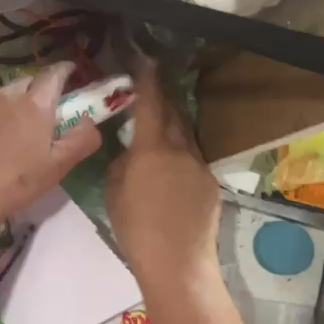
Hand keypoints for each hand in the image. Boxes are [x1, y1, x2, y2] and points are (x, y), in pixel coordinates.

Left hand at [0, 61, 101, 234]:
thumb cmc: (18, 182)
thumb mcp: (59, 165)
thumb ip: (82, 139)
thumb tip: (89, 119)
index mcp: (38, 104)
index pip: (55, 75)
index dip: (66, 70)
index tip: (73, 72)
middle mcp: (12, 94)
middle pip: (32, 80)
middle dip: (43, 86)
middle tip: (48, 103)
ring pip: (8, 84)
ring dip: (20, 88)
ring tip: (24, 100)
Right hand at [107, 65, 219, 280]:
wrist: (177, 264)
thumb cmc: (135, 229)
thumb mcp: (113, 191)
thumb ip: (121, 163)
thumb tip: (129, 152)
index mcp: (152, 148)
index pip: (151, 102)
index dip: (146, 78)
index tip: (142, 59)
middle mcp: (181, 149)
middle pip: (173, 112)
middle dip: (161, 98)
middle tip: (147, 89)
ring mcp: (200, 166)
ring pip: (184, 135)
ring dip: (171, 124)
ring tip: (156, 122)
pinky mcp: (210, 183)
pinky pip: (192, 157)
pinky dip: (178, 152)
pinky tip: (166, 167)